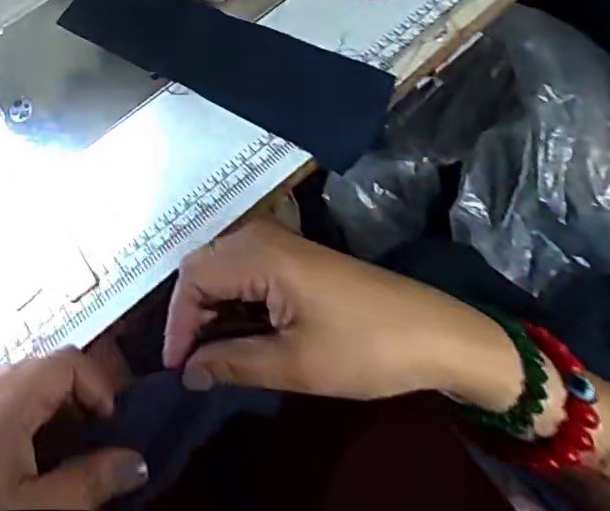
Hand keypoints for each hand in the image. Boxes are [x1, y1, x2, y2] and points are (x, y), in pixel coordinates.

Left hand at [0, 350, 149, 510]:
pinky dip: (38, 420)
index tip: (112, 428)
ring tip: (73, 455)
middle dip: (83, 400)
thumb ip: (91, 482)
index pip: (70, 360)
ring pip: (34, 384)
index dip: (100, 388)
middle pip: (53, 368)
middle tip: (100, 441)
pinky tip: (39, 461)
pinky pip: (14, 400)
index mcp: (9, 393)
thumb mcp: (40, 509)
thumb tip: (134, 462)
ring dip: (61, 412)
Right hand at [163, 220, 526, 407]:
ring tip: (211, 356)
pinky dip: (233, 301)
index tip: (178, 370)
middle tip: (191, 364)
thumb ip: (234, 363)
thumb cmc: (364, 347)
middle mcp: (262, 235)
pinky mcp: (293, 257)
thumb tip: (188, 372)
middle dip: (189, 314)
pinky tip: (238, 335)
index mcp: (260, 252)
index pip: (193, 276)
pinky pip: (245, 270)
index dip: (177, 323)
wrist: (432, 331)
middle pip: (203, 266)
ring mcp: (279, 243)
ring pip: (222, 267)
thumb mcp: (296, 364)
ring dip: (210, 309)